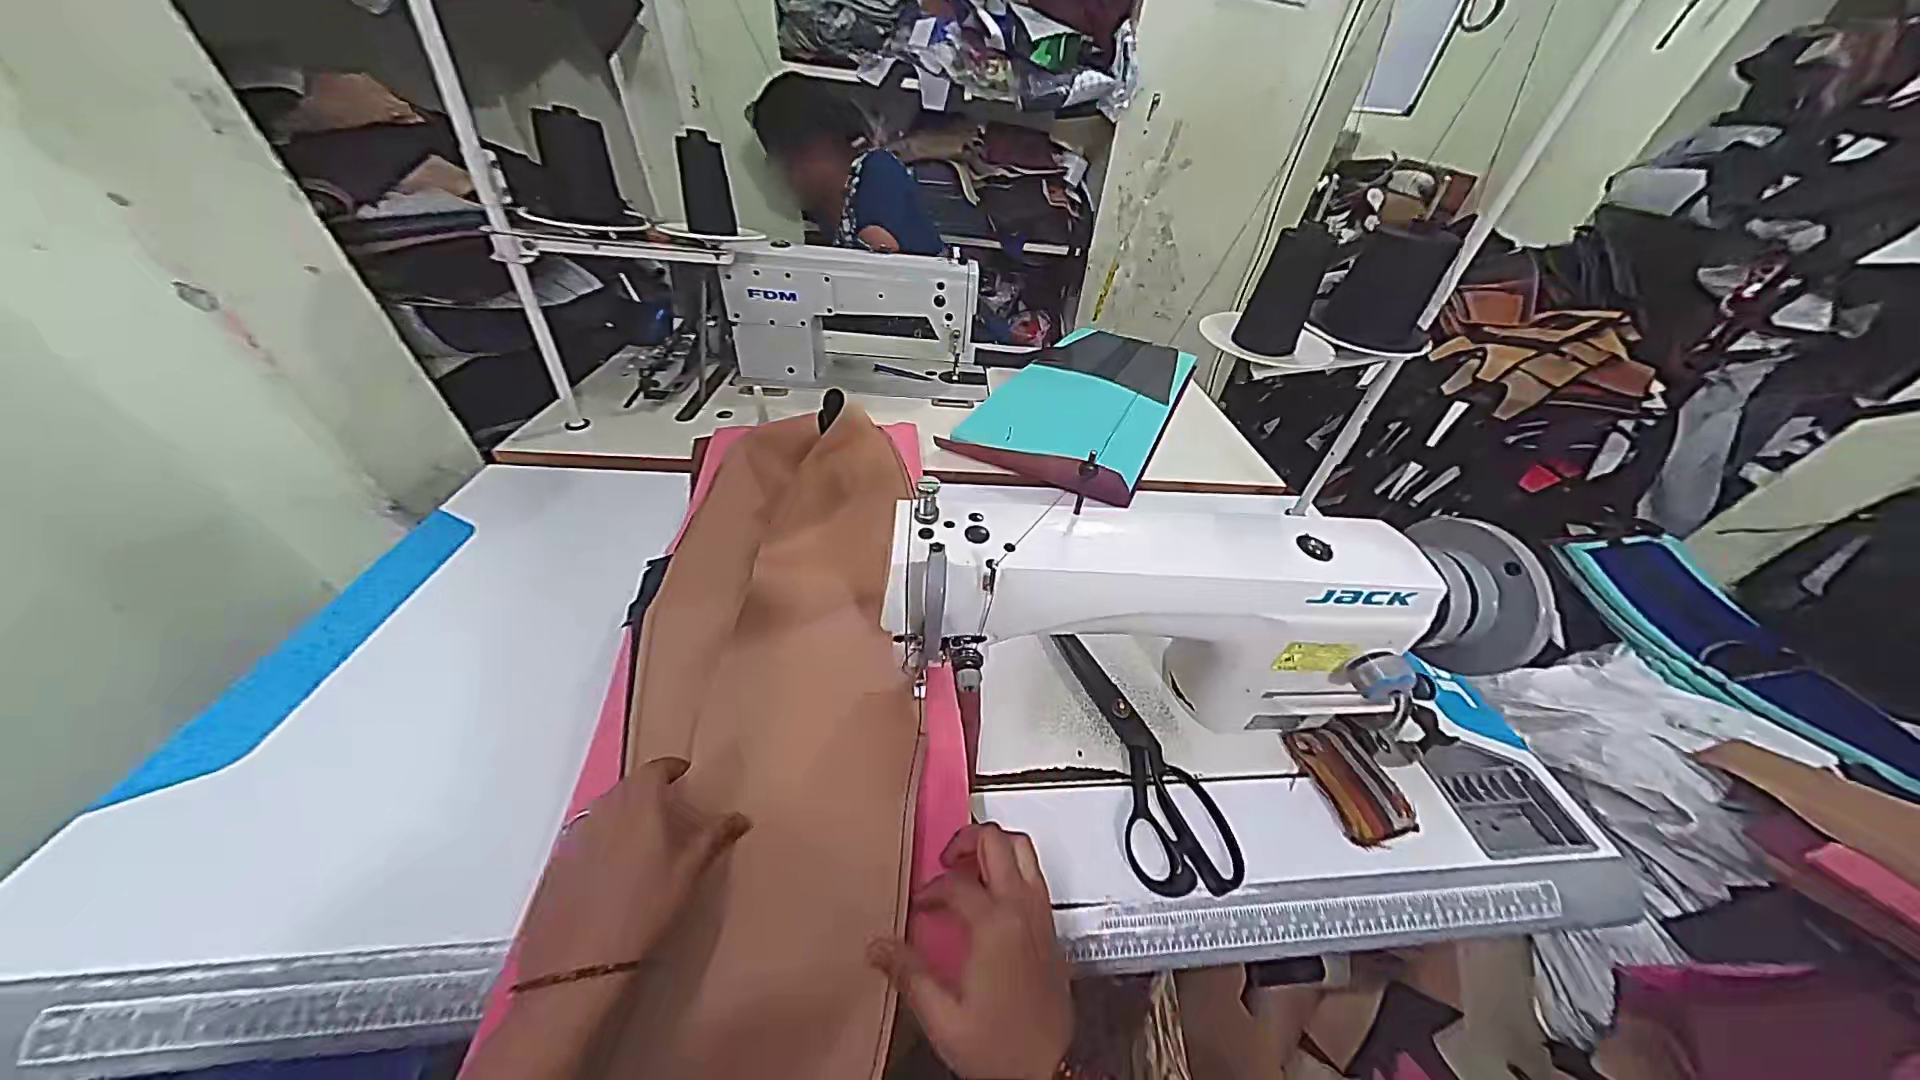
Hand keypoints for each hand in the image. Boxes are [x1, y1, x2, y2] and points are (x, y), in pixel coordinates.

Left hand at [516, 758, 748, 982]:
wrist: (580, 963)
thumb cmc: (645, 908)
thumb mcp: (688, 872)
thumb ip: (714, 837)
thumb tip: (741, 818)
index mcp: (639, 803)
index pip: (654, 768)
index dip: (670, 767)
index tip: (684, 772)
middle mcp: (605, 809)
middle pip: (628, 785)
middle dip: (649, 787)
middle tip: (669, 803)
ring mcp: (577, 835)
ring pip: (605, 807)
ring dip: (625, 809)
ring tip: (644, 832)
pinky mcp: (558, 862)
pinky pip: (586, 834)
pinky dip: (604, 835)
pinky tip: (613, 865)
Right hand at [869, 824, 1071, 1079]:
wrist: (1049, 1071)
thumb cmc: (1003, 1048)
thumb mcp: (944, 1018)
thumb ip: (909, 974)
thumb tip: (878, 946)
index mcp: (995, 924)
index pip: (955, 882)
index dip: (930, 890)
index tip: (920, 906)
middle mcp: (1021, 908)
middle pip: (995, 841)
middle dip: (965, 839)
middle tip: (946, 858)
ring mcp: (1039, 911)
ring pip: (1021, 847)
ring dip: (993, 845)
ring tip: (969, 863)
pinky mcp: (1049, 923)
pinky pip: (1033, 871)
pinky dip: (1012, 864)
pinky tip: (993, 889)